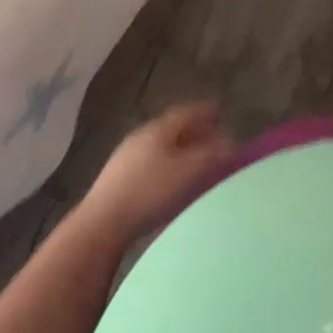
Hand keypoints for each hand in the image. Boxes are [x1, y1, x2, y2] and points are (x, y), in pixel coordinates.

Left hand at [78, 102, 234, 240]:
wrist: (102, 223)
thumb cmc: (149, 192)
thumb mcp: (188, 172)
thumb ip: (211, 154)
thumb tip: (230, 141)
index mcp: (158, 129)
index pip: (186, 112)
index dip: (206, 110)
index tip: (222, 109)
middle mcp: (141, 136)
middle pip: (173, 127)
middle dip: (195, 129)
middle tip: (214, 134)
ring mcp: (126, 157)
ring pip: (161, 145)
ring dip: (181, 148)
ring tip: (197, 159)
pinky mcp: (118, 179)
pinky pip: (151, 162)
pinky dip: (168, 163)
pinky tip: (172, 179)